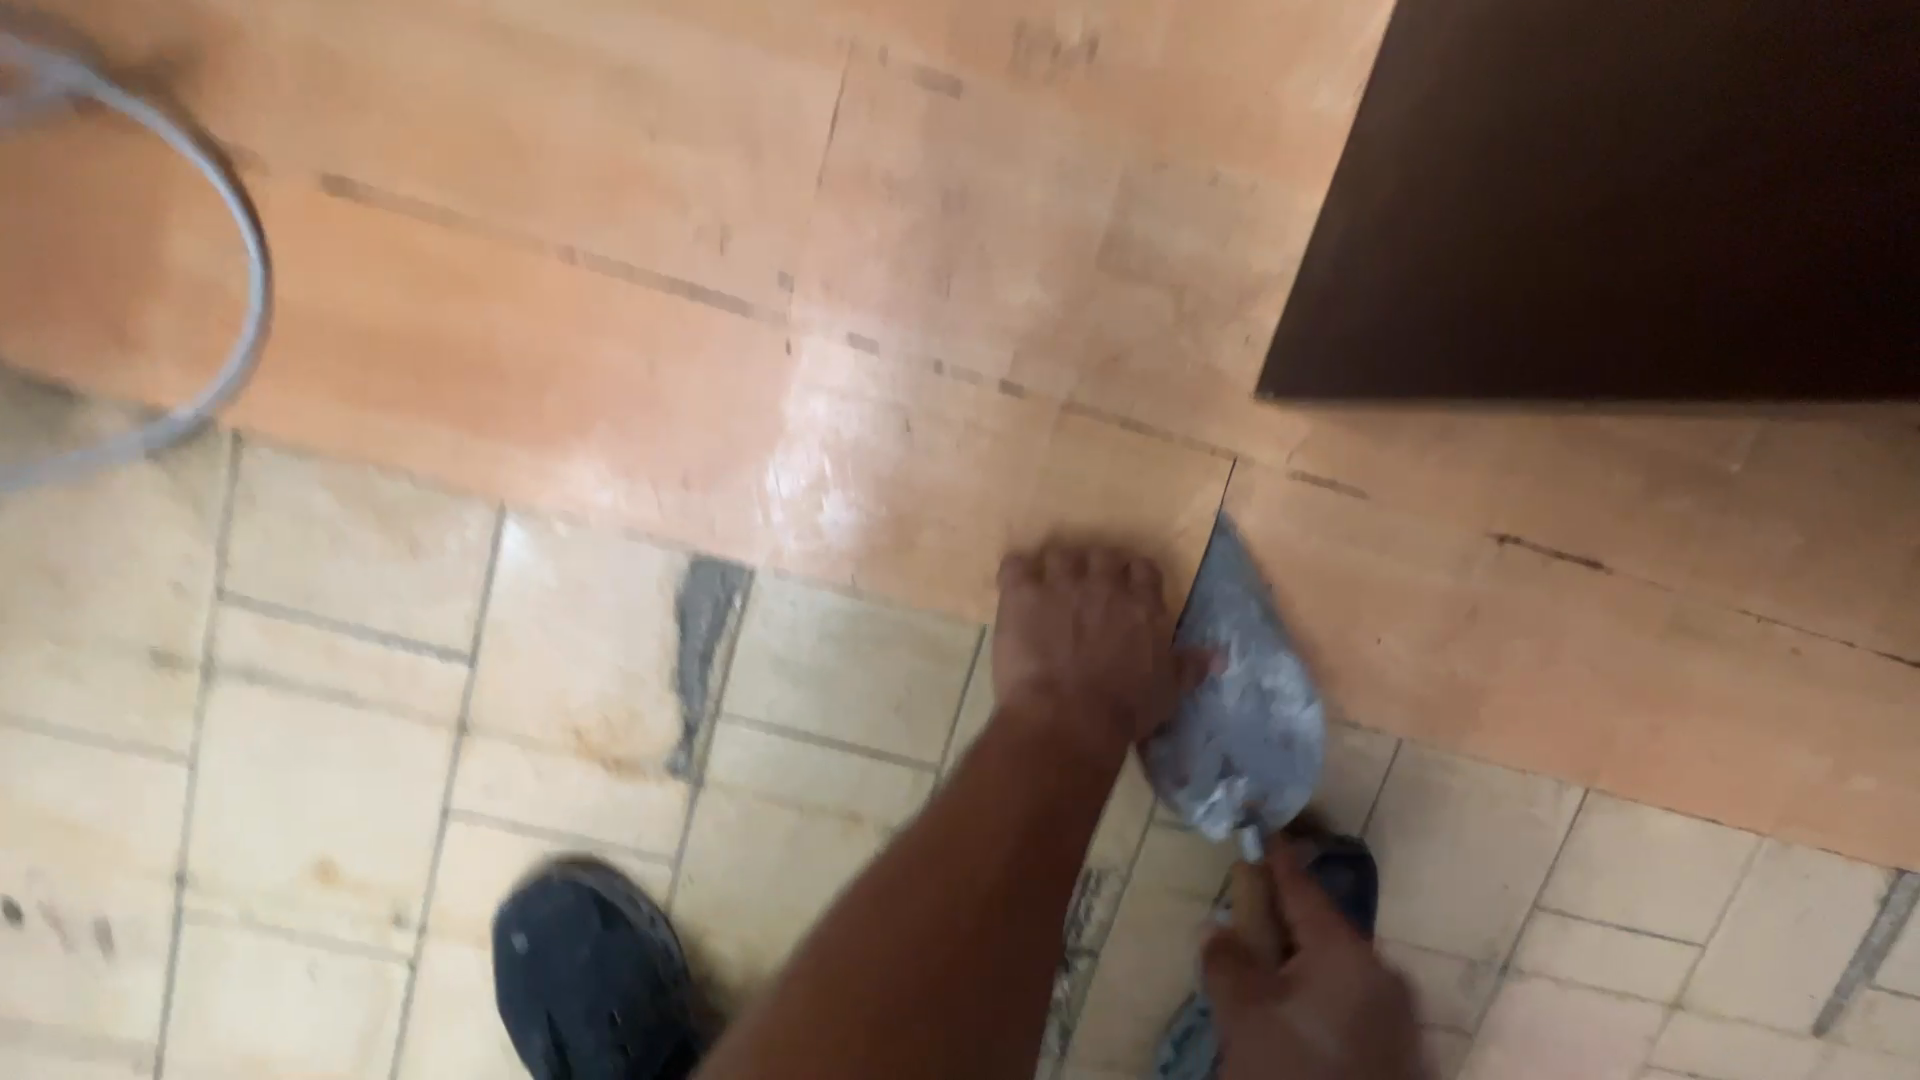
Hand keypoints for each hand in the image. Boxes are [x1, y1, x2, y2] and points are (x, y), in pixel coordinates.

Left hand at [991, 540, 1202, 757]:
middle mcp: (1103, 585)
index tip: (1123, 590)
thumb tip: (1219, 654)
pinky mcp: (1021, 594)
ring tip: (1048, 589)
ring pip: (1059, 555)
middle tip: (1084, 591)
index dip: (1132, 576)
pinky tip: (1014, 589)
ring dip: (1056, 569)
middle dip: (1094, 569)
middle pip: (1101, 555)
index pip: (1143, 569)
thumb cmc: (1123, 711)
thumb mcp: (1167, 693)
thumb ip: (1190, 667)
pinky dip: (1015, 573)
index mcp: (1142, 605)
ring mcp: (1060, 585)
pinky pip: (1015, 565)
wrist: (1067, 717)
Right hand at [1203, 843, 1425, 1079]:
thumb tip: (1219, 928)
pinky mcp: (1403, 1054)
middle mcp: (1385, 976)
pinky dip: (1319, 993)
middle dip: (1281, 920)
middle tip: (1245, 915)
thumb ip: (1226, 959)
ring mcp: (1402, 1018)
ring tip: (1262, 970)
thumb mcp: (1243, 1015)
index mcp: (1349, 954)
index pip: (1303, 889)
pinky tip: (1292, 1012)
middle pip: (1321, 929)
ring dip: (1299, 961)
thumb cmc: (1291, 1072)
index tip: (1260, 828)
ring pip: (1337, 967)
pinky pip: (1351, 1001)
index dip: (1275, 859)